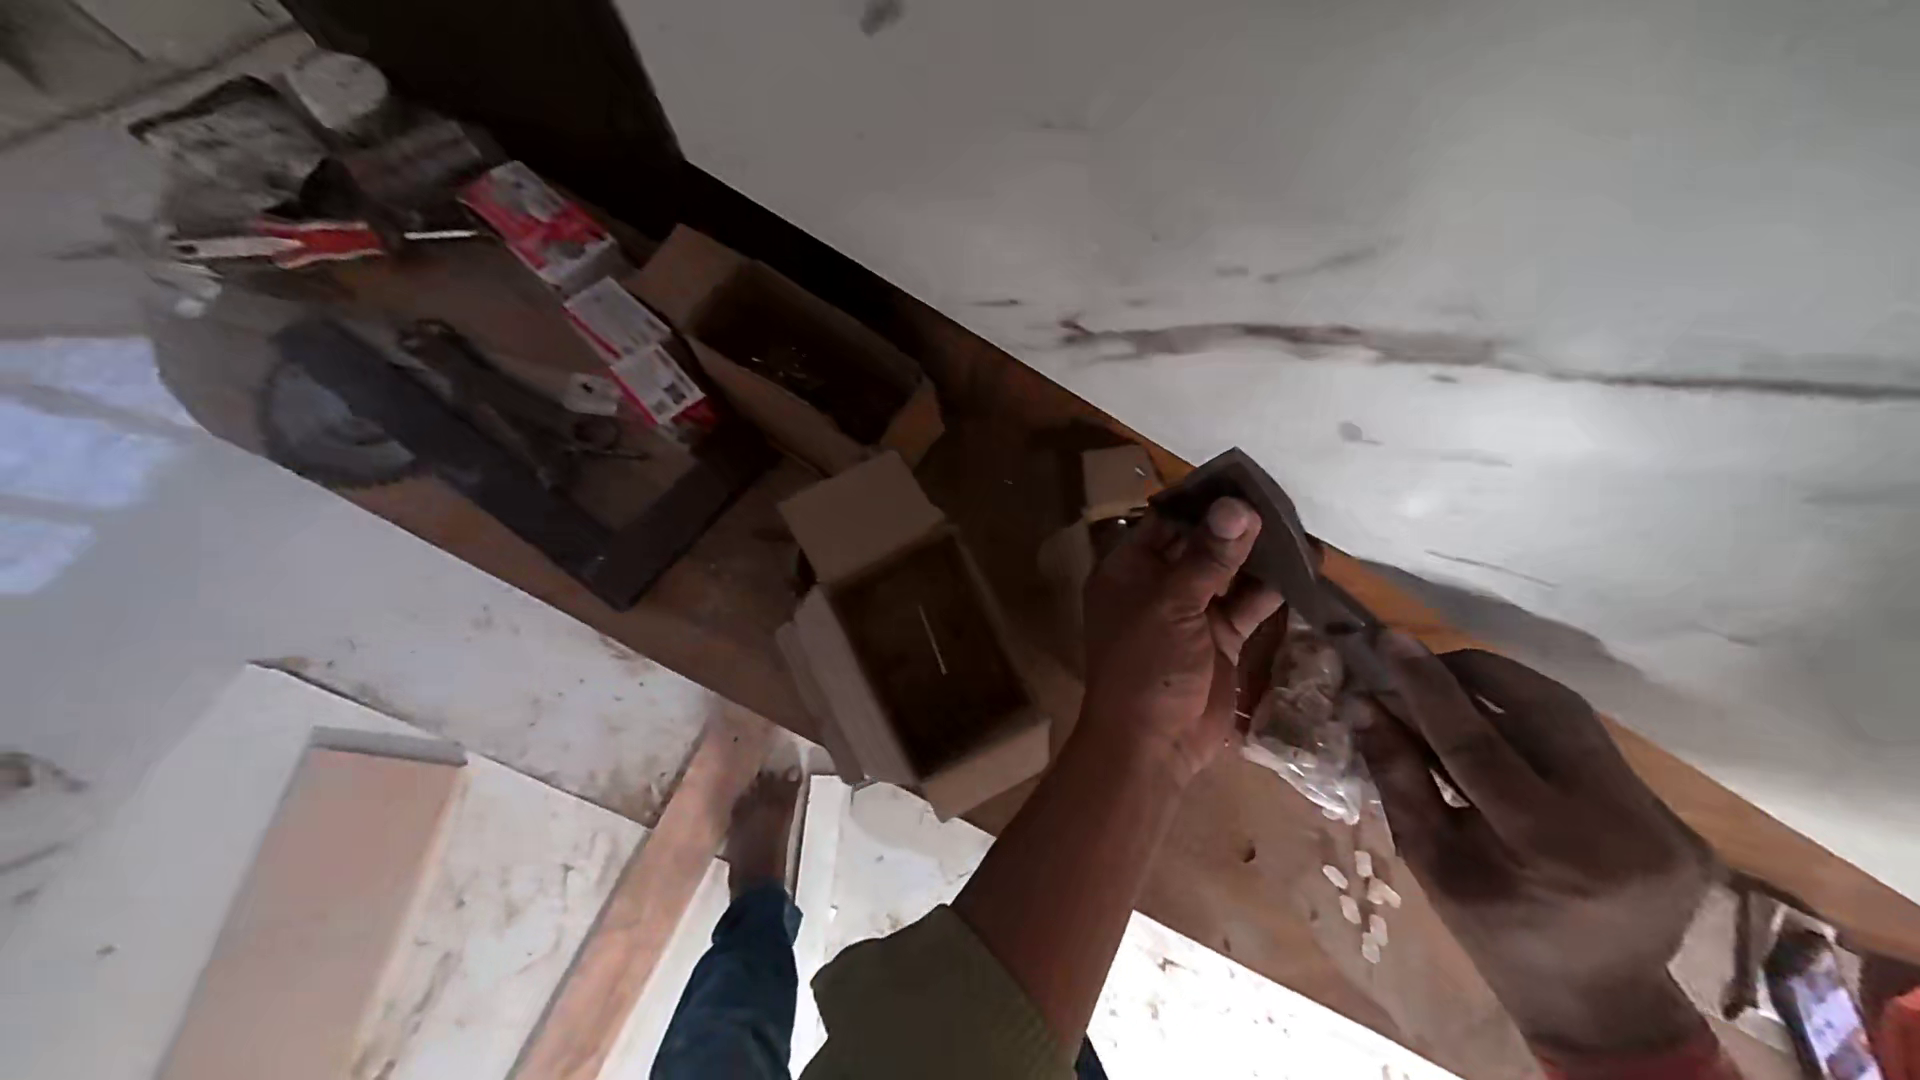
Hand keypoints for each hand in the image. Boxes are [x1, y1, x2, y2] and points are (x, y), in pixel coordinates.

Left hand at [1079, 499, 1281, 786]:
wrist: (1153, 743)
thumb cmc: (1146, 666)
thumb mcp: (1172, 606)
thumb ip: (1207, 558)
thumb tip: (1238, 506)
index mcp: (1128, 570)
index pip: (1165, 523)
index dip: (1200, 503)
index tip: (1243, 480)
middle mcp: (1158, 586)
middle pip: (1200, 545)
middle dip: (1236, 527)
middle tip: (1281, 500)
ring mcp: (1190, 613)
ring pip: (1227, 574)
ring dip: (1258, 556)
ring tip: (1300, 528)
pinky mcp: (1220, 639)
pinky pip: (1246, 605)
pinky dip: (1270, 591)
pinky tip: (1302, 569)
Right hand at [1354, 633, 1715, 1056]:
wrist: (1598, 996)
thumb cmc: (1491, 930)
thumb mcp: (1427, 855)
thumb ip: (1396, 773)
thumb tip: (1362, 703)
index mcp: (1549, 847)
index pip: (1477, 741)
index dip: (1427, 684)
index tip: (1390, 639)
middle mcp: (1622, 824)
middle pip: (1546, 709)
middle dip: (1476, 671)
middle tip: (1422, 661)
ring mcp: (1664, 821)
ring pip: (1575, 718)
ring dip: (1505, 690)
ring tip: (1453, 688)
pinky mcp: (1676, 819)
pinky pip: (1592, 746)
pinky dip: (1535, 725)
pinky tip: (1500, 734)